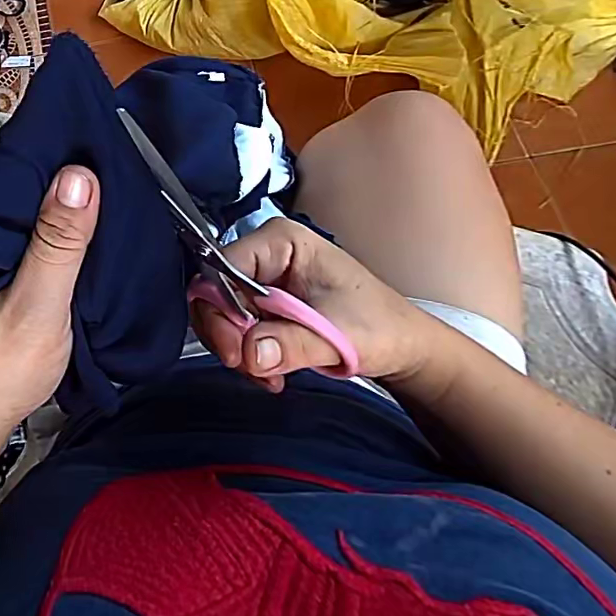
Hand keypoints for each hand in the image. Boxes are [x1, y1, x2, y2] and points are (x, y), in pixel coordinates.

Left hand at [0, 165, 98, 506]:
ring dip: (65, 206)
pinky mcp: (6, 273)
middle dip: (61, 180)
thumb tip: (79, 175)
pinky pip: (37, 239)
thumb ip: (58, 246)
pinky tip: (91, 226)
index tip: (92, 142)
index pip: (2, 177)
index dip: (47, 157)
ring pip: (31, 215)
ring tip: (108, 187)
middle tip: (111, 162)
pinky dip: (64, 232)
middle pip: (18, 192)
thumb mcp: (36, 308)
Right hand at [191, 218, 443, 393]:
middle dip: (226, 334)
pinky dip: (246, 355)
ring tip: (268, 374)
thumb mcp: (339, 336)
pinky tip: (270, 372)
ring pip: (220, 313)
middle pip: (214, 290)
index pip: (222, 267)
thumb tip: (250, 353)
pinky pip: (235, 328)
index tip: (236, 352)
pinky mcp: (264, 303)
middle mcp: (266, 253)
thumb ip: (293, 342)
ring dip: (237, 350)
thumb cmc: (381, 326)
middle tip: (249, 367)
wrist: (402, 345)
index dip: (219, 309)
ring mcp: (264, 278)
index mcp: (282, 241)